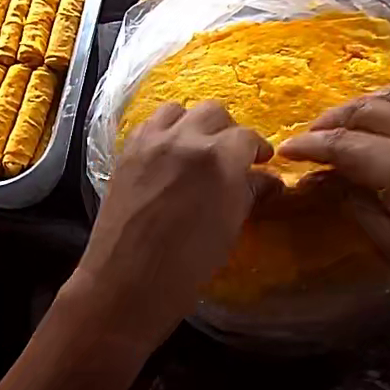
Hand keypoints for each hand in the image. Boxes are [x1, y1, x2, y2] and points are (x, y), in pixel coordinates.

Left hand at [74, 100, 279, 347]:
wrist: (127, 279)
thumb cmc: (188, 264)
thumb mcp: (229, 227)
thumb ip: (247, 193)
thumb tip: (265, 180)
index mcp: (219, 158)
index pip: (247, 138)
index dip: (256, 150)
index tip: (259, 164)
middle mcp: (184, 139)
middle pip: (213, 113)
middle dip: (226, 131)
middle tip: (229, 155)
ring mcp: (150, 142)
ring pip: (177, 111)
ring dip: (191, 124)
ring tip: (195, 148)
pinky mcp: (125, 152)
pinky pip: (148, 125)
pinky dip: (162, 132)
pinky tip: (166, 154)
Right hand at [276, 88, 389, 323]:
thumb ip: (355, 203)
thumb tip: (330, 181)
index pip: (342, 144)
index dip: (308, 146)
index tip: (284, 151)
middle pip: (366, 110)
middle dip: (329, 121)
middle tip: (307, 139)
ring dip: (359, 108)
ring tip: (339, 126)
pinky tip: (379, 126)